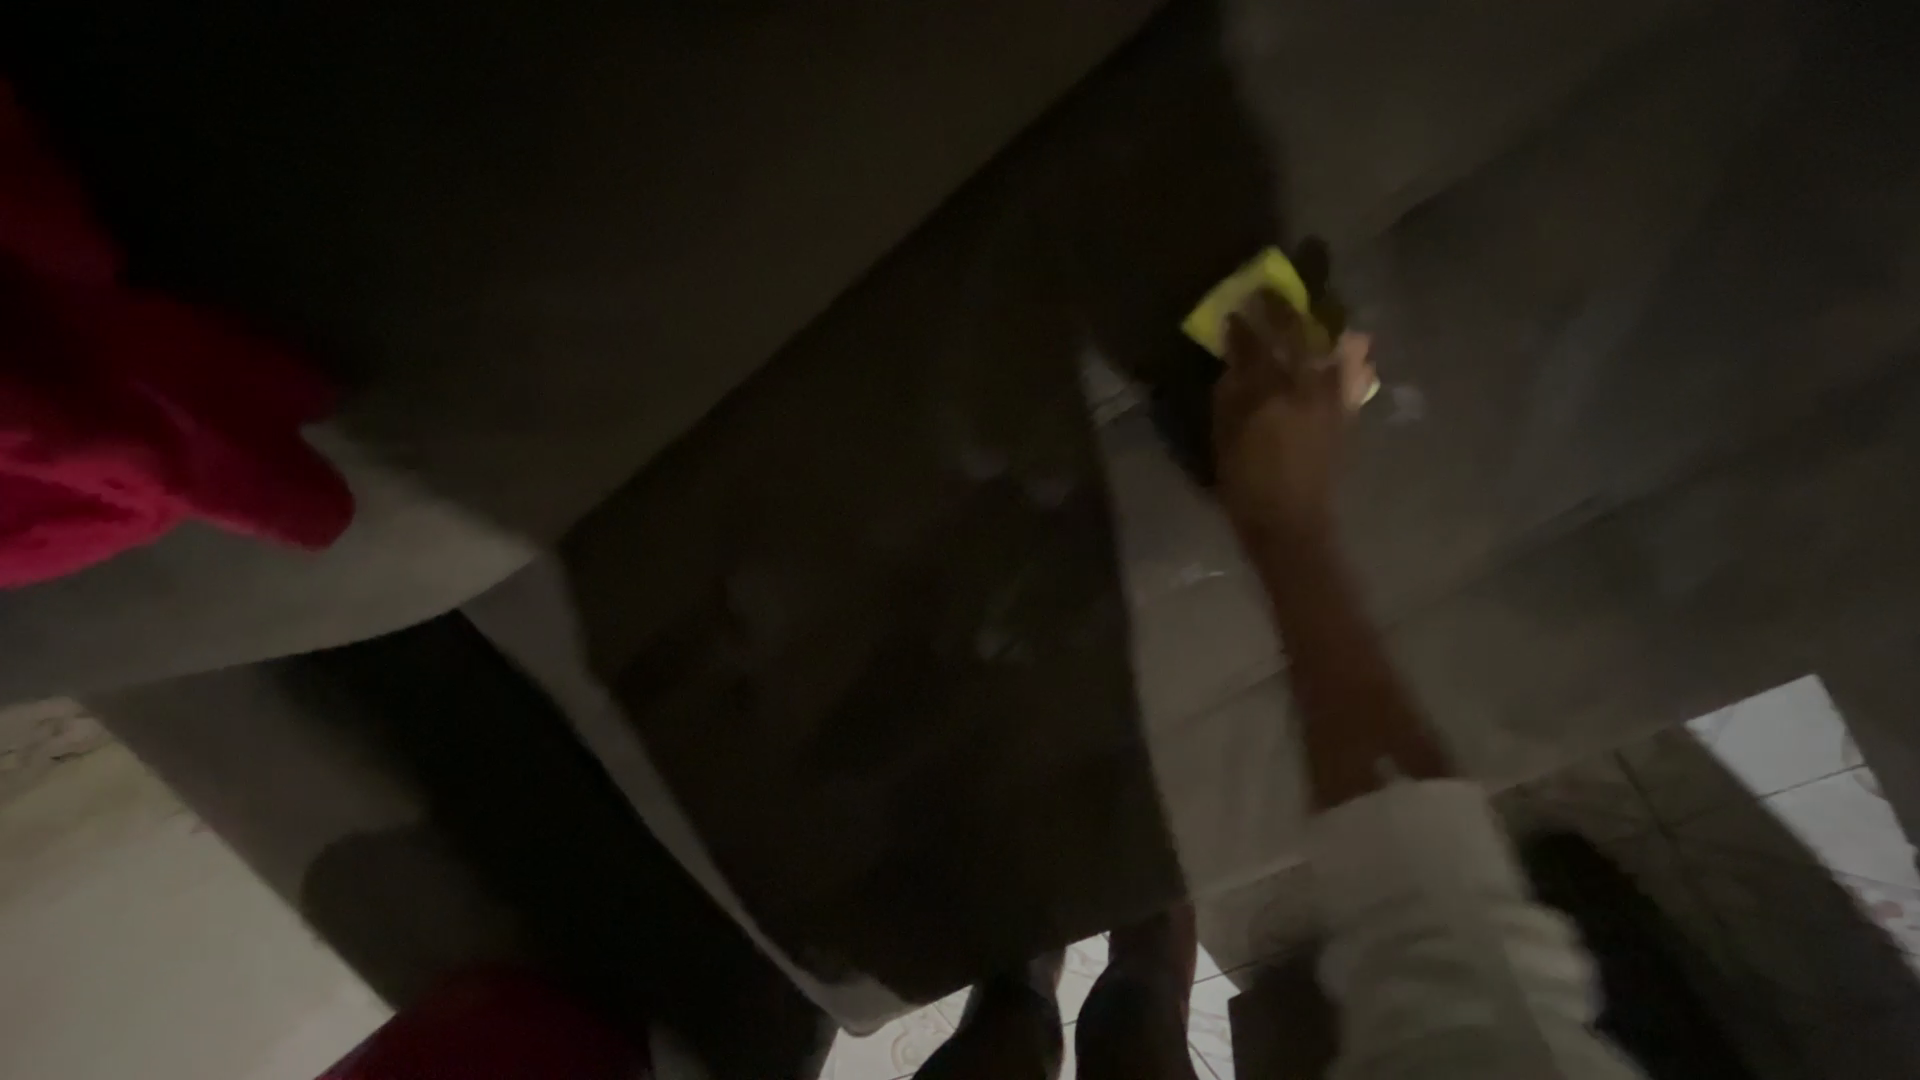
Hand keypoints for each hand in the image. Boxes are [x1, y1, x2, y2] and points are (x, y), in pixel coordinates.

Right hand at [1211, 287, 1371, 541]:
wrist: (1292, 524)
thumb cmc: (1246, 486)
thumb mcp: (1224, 440)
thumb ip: (1229, 397)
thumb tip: (1235, 366)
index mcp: (1269, 393)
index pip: (1254, 346)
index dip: (1244, 325)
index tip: (1236, 308)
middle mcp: (1305, 387)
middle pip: (1297, 337)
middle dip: (1283, 311)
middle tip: (1272, 294)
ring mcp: (1331, 399)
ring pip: (1331, 349)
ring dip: (1320, 326)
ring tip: (1313, 313)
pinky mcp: (1346, 415)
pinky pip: (1351, 375)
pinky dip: (1349, 357)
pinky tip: (1350, 347)